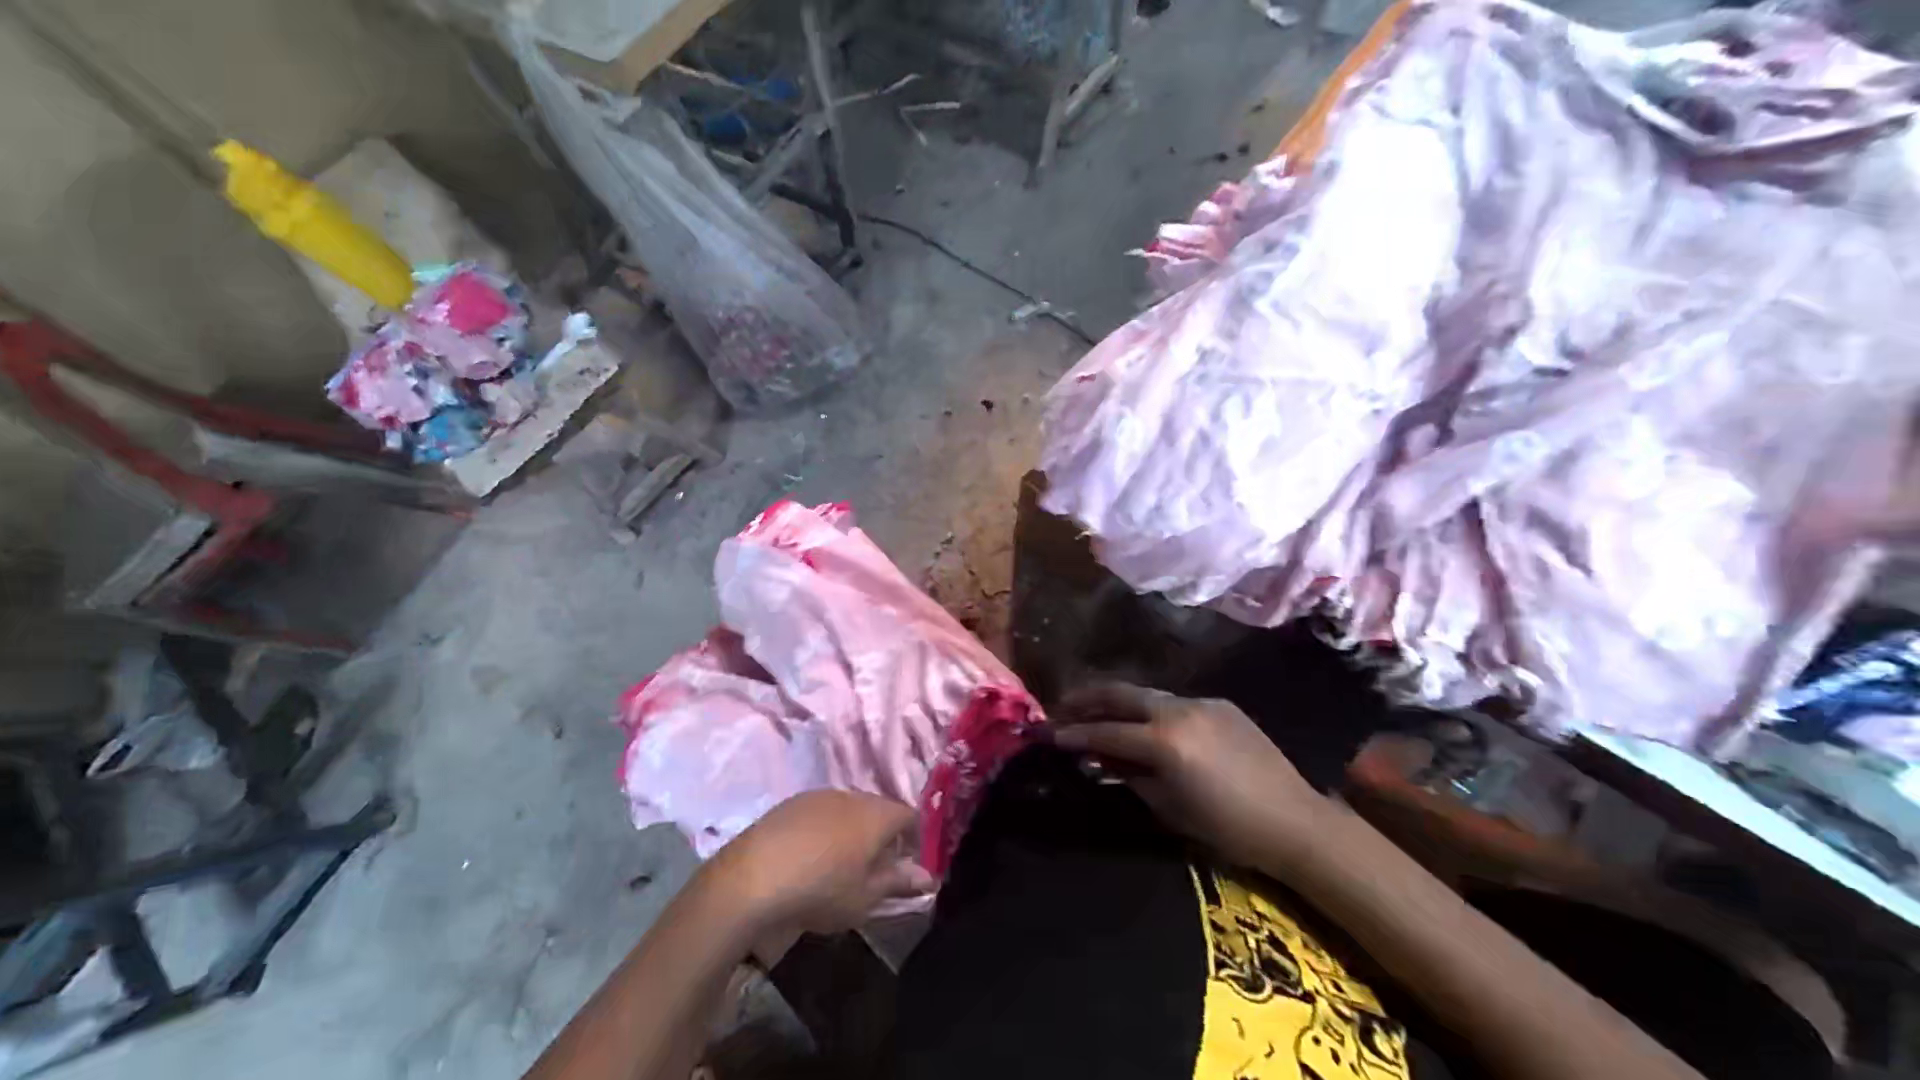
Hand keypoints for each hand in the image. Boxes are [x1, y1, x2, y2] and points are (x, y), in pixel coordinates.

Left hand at [705, 791, 933, 937]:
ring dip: (851, 831)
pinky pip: (820, 813)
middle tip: (875, 868)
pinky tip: (810, 857)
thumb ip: (899, 882)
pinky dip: (824, 830)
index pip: (910, 815)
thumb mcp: (866, 897)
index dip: (914, 838)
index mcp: (877, 814)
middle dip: (882, 834)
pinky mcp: (790, 804)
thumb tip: (928, 876)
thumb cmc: (822, 888)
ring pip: (848, 809)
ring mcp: (818, 795)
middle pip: (878, 809)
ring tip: (841, 864)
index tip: (908, 864)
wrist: (752, 878)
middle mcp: (851, 795)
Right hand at [1051, 683, 1331, 869]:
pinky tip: (1142, 722)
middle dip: (1086, 699)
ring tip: (1094, 711)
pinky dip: (1149, 709)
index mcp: (1164, 741)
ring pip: (1146, 693)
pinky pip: (1174, 701)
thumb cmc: (1227, 827)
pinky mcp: (1220, 704)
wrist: (1294, 820)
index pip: (1106, 732)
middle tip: (1060, 707)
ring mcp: (1201, 702)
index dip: (1073, 734)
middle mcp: (1179, 710)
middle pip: (1120, 694)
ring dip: (1116, 701)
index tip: (1048, 733)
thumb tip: (1100, 758)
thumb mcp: (1168, 806)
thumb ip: (1129, 774)